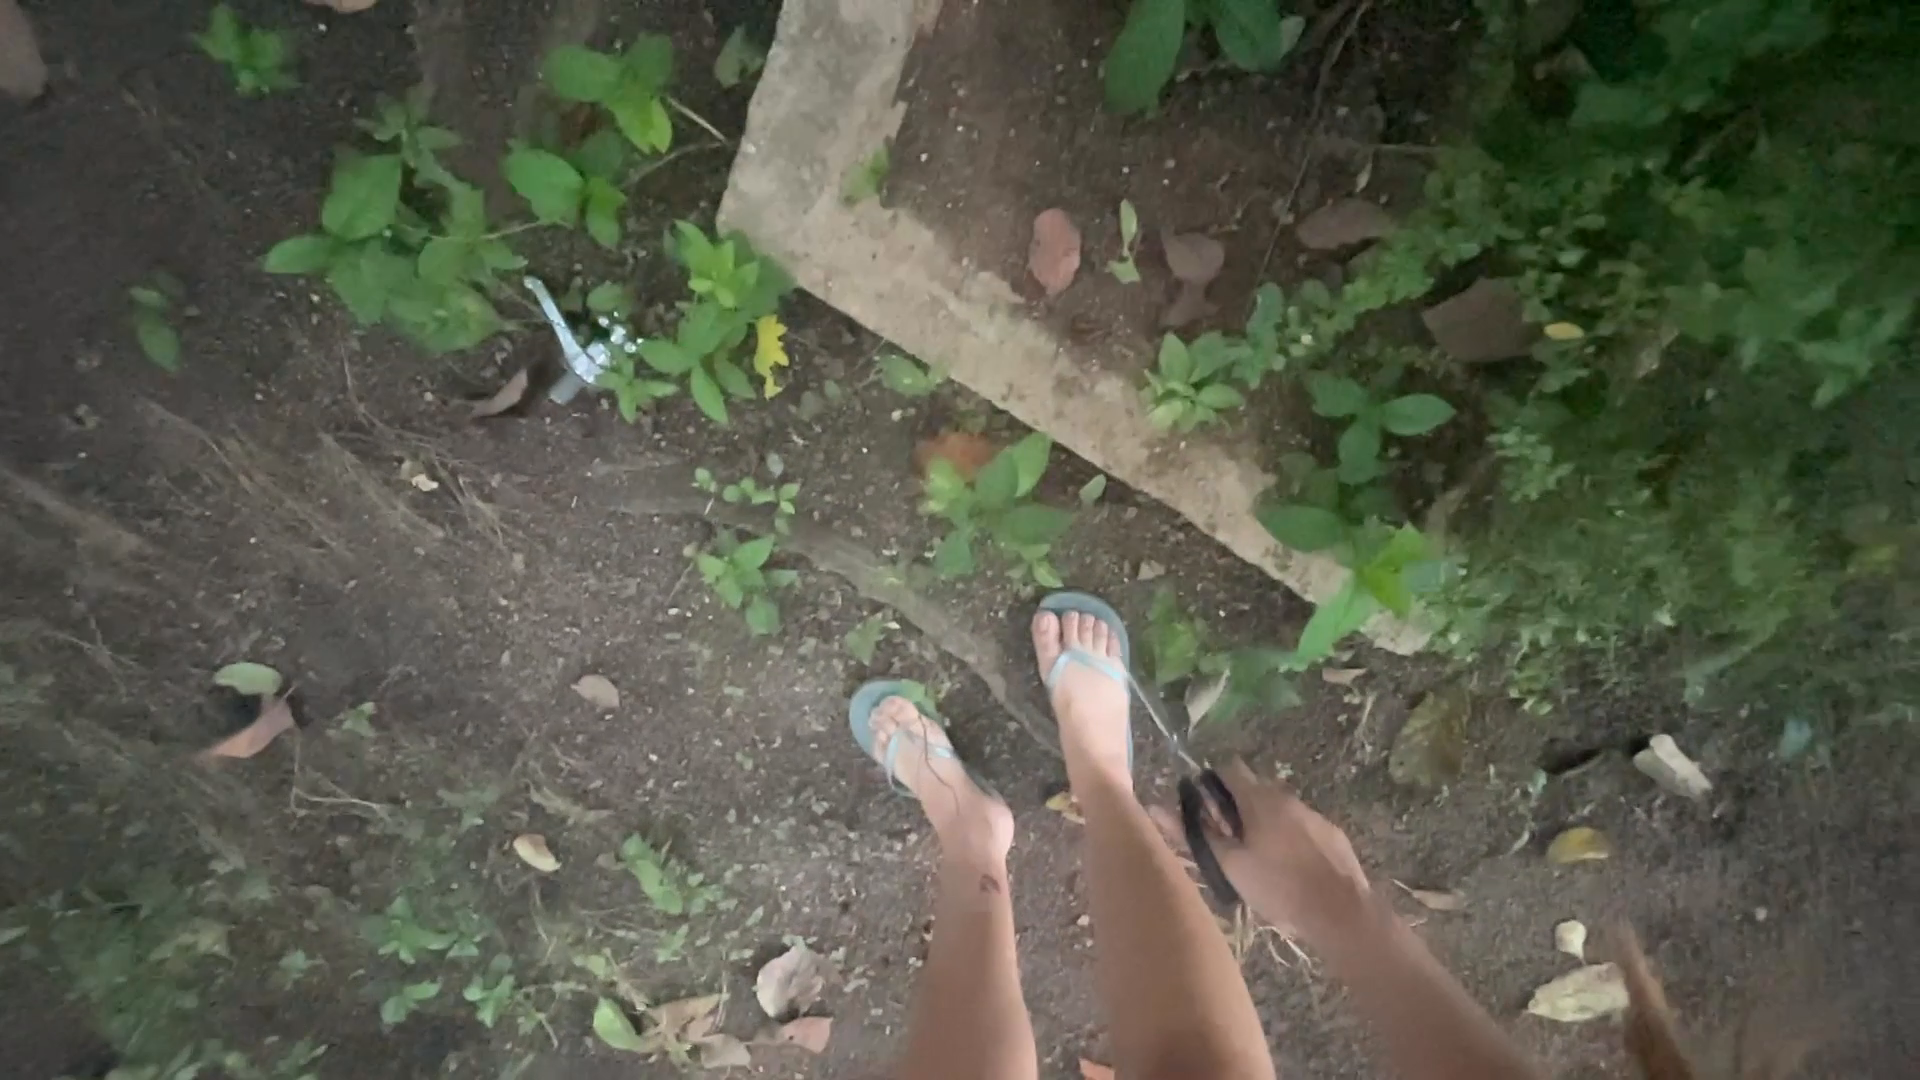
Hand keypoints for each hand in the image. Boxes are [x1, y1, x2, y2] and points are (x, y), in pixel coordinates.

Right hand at [1201, 760, 1372, 946]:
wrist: (1343, 915)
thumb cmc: (1278, 886)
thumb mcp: (1228, 864)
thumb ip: (1192, 834)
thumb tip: (1155, 808)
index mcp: (1258, 798)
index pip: (1228, 768)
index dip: (1211, 783)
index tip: (1205, 809)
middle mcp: (1286, 796)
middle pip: (1253, 789)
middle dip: (1237, 807)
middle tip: (1228, 840)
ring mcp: (1313, 815)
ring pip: (1279, 809)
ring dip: (1264, 823)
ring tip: (1259, 858)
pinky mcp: (1333, 835)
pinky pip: (1302, 827)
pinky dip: (1290, 838)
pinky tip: (1290, 868)